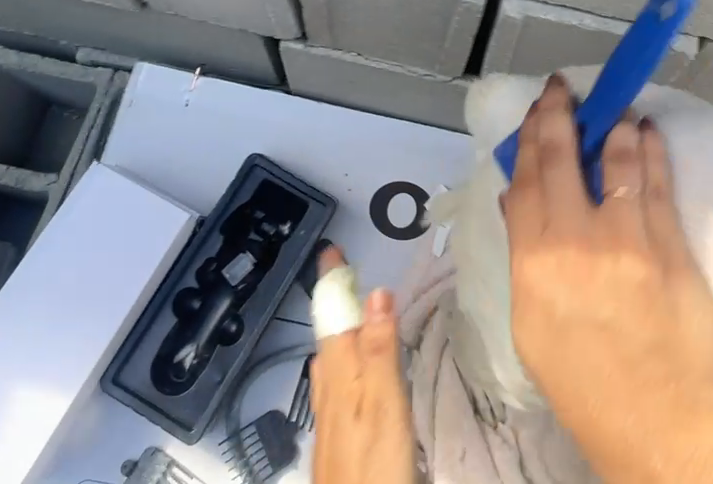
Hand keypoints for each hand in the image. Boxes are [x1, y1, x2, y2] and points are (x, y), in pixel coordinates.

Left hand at [309, 247, 415, 483]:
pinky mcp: (336, 434)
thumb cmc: (373, 463)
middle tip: (342, 272)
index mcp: (341, 373)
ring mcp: (330, 413)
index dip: (333, 281)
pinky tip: (342, 371)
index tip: (332, 250)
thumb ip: (379, 348)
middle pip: (328, 334)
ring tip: (344, 310)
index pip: (334, 315)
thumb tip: (376, 292)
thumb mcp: (384, 402)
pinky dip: (338, 359)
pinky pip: (332, 381)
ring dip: (335, 329)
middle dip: (334, 301)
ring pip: (328, 358)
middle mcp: (329, 388)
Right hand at [503, 75, 712, 483]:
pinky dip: (651, 151)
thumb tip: (519, 202)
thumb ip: (525, 257)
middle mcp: (575, 240)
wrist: (656, 420)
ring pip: (615, 161)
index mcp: (534, 262)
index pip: (525, 180)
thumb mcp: (530, 324)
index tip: (533, 112)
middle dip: (558, 114)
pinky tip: (648, 132)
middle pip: (561, 159)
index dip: (527, 138)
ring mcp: (626, 239)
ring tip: (614, 107)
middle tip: (562, 88)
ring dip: (612, 125)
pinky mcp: (670, 247)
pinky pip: (656, 185)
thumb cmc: (582, 380)